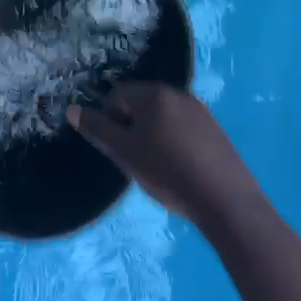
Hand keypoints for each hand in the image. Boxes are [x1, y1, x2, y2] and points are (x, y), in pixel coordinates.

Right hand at [67, 82, 260, 224]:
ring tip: (157, 163)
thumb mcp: (123, 152)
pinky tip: (180, 167)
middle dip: (132, 125)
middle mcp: (179, 95)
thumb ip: (96, 128)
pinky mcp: (218, 133)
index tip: (118, 147)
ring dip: (153, 133)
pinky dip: (175, 141)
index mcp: (154, 95)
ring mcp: (203, 114)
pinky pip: (184, 129)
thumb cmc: (168, 173)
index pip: (117, 96)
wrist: (229, 206)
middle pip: (141, 104)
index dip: (110, 120)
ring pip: (163, 117)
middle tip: (134, 155)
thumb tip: (71, 109)